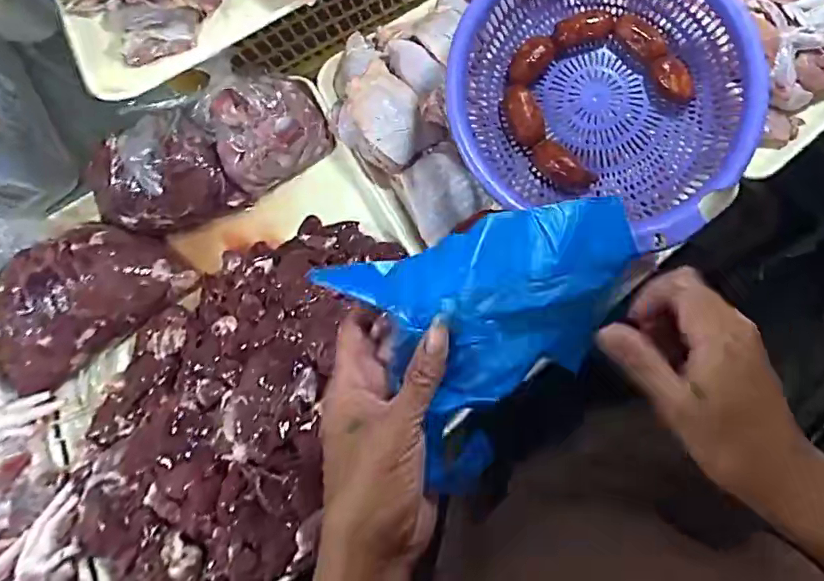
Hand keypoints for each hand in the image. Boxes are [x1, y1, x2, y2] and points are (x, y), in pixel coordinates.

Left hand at [316, 312, 448, 580]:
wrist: (380, 547)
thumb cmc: (373, 481)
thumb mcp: (397, 423)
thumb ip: (421, 375)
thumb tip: (441, 322)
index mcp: (350, 385)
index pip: (357, 329)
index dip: (375, 302)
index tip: (408, 276)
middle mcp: (370, 392)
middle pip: (390, 345)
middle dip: (416, 320)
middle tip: (449, 289)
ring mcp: (394, 411)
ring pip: (415, 368)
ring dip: (437, 348)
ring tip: (468, 314)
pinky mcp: (417, 430)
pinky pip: (432, 394)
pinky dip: (448, 377)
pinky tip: (474, 357)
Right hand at [596, 269, 819, 514]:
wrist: (783, 473)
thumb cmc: (726, 443)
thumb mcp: (675, 407)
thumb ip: (641, 362)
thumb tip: (605, 330)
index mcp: (717, 330)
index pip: (678, 283)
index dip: (648, 297)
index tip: (633, 331)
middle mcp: (735, 321)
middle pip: (689, 286)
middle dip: (658, 305)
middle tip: (642, 343)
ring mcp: (745, 332)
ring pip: (700, 301)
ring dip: (673, 318)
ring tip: (658, 359)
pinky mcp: (748, 346)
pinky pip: (712, 318)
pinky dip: (690, 328)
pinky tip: (681, 365)